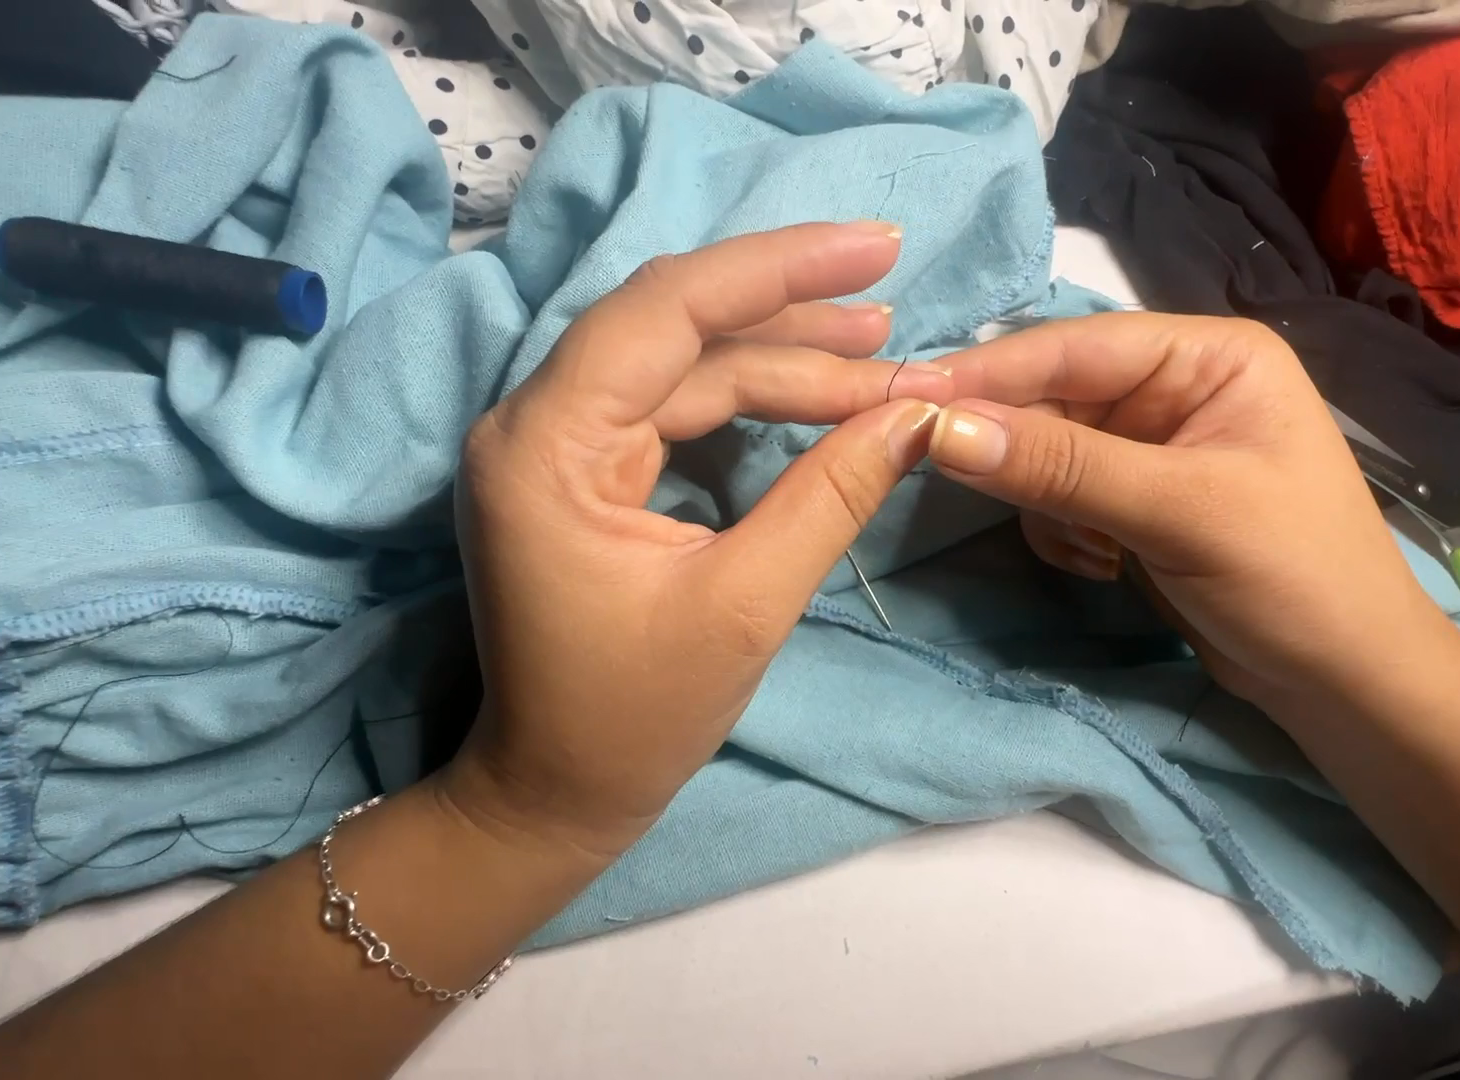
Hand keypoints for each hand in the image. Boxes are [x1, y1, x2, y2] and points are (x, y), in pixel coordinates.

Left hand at [439, 223, 950, 863]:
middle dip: (795, 317)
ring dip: (785, 357)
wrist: (557, 790)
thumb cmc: (638, 716)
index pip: (668, 311)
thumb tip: (919, 416)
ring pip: (687, 364)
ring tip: (879, 349)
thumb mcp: (749, 604)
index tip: (876, 248)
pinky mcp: (591, 469)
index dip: (779, 270)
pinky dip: (756, 398)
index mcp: (550, 445)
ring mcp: (562, 443)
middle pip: (681, 328)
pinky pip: (681, 405)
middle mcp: (540, 421)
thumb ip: (833, 494)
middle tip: (894, 316)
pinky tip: (820, 392)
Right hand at [929, 313, 1456, 711]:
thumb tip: (944, 429)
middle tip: (949, 471)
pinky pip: (1056, 496)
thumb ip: (1061, 465)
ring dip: (1044, 500)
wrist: (1340, 681)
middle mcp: (1172, 389)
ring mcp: (1148, 448)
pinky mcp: (1129, 501)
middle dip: (1015, 444)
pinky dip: (1059, 530)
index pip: (1078, 346)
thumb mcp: (1180, 511)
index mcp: (1206, 357)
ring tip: (1091, 550)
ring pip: (1044, 450)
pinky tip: (1101, 565)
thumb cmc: (1293, 577)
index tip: (912, 392)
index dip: (993, 369)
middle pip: (1054, 396)